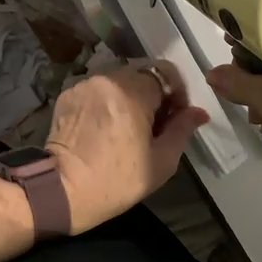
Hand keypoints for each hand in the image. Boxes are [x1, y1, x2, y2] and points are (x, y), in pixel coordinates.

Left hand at [45, 61, 210, 234]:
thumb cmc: (117, 181)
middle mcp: (106, 79)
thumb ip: (181, 129)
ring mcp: (83, 85)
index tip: (176, 116)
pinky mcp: (67, 95)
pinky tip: (104, 128)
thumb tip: (198, 112)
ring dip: (128, 97)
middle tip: (154, 126)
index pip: (165, 71)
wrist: (63, 190)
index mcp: (132, 92)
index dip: (177, 91)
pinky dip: (106, 102)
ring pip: (117, 81)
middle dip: (152, 95)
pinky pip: (96, 90)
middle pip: (140, 75)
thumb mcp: (161, 161)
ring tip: (128, 128)